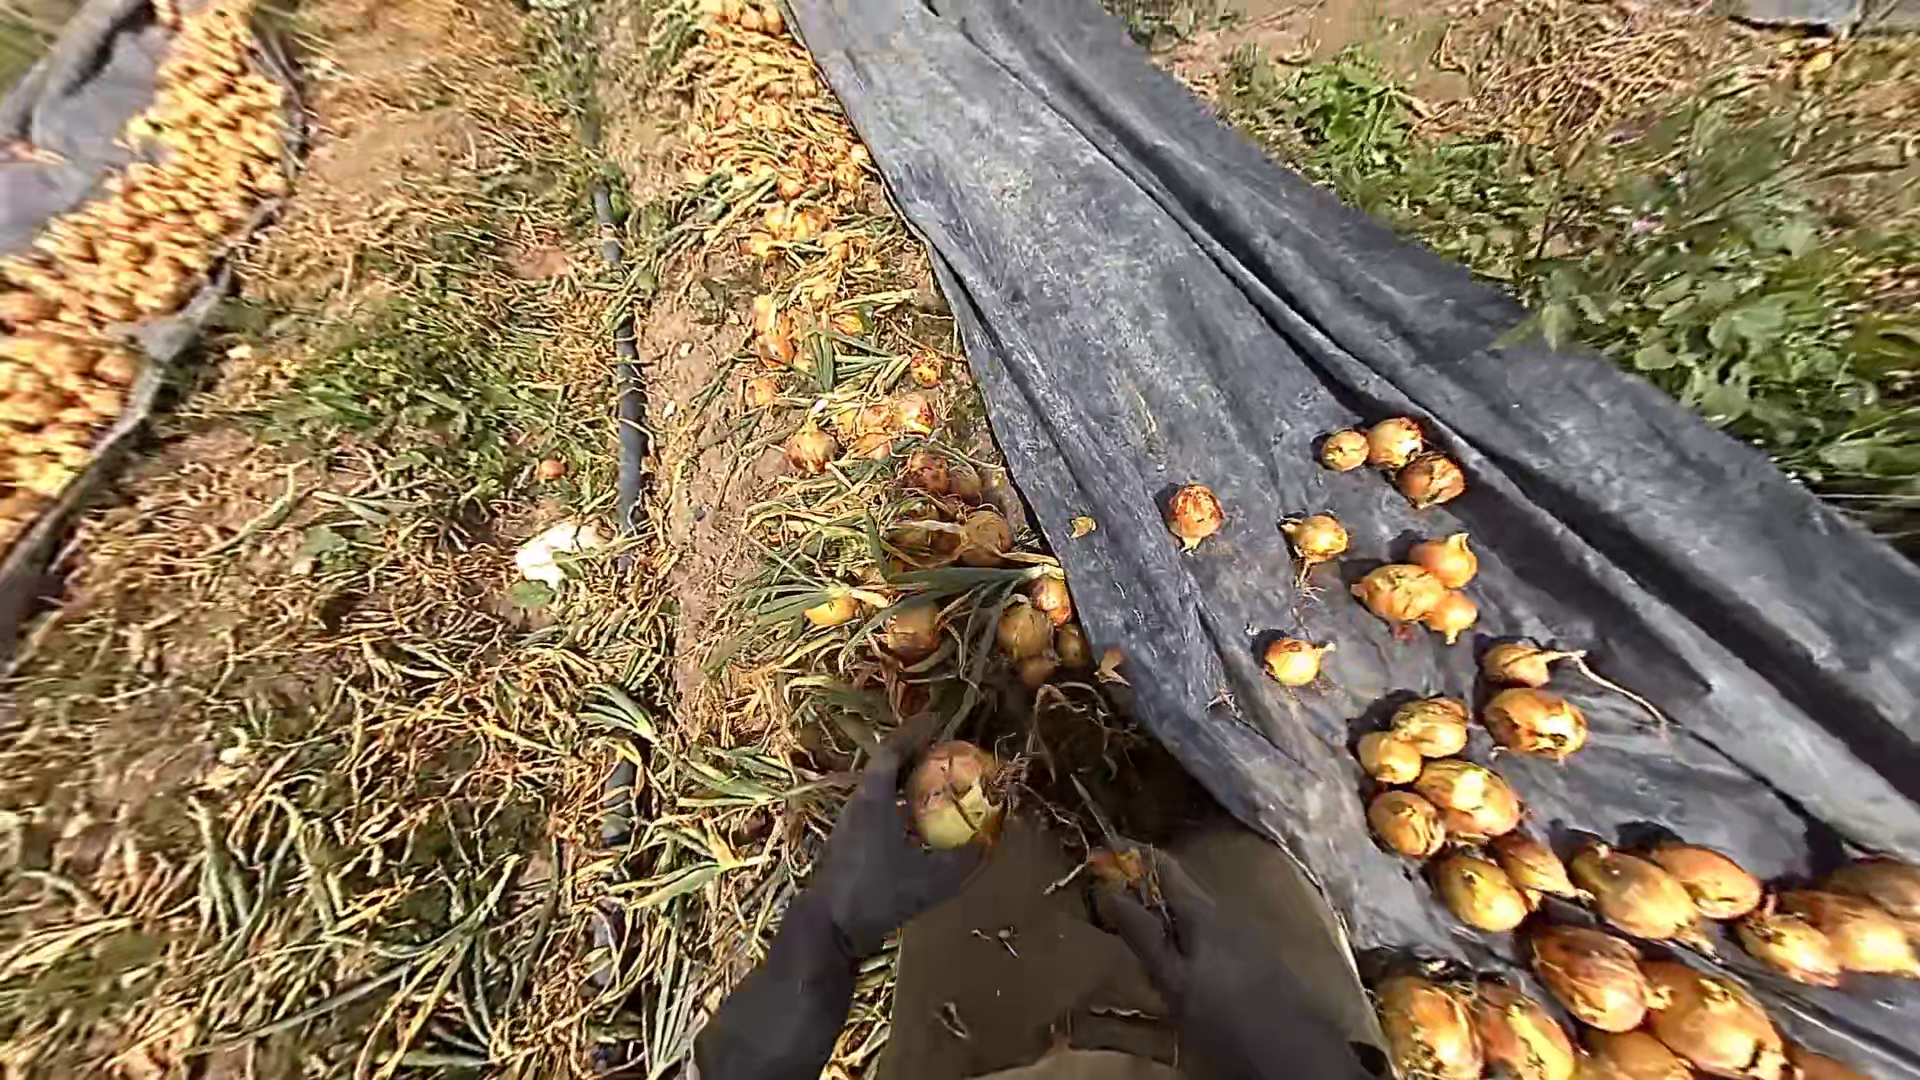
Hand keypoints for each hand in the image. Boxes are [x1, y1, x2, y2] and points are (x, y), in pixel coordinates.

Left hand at [812, 716, 983, 956]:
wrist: (827, 929)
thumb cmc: (875, 894)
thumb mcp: (929, 880)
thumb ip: (963, 862)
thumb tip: (991, 844)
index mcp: (874, 797)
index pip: (892, 750)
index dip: (913, 732)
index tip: (934, 719)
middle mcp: (859, 801)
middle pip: (886, 763)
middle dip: (913, 750)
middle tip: (941, 744)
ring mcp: (850, 820)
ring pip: (879, 784)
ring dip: (904, 774)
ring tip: (931, 774)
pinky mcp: (849, 838)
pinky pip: (876, 803)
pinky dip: (897, 797)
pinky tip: (913, 816)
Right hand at [1094, 845, 1375, 1079]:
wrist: (1305, 1064)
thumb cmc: (1231, 1020)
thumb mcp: (1177, 984)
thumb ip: (1145, 938)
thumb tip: (1112, 891)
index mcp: (1201, 910)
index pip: (1160, 864)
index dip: (1131, 854)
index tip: (1101, 852)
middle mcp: (1223, 912)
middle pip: (1175, 889)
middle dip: (1144, 891)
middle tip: (1113, 906)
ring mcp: (1244, 936)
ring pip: (1192, 915)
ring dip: (1164, 918)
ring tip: (1142, 941)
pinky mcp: (1256, 961)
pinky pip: (1209, 936)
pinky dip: (1185, 939)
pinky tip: (1181, 968)